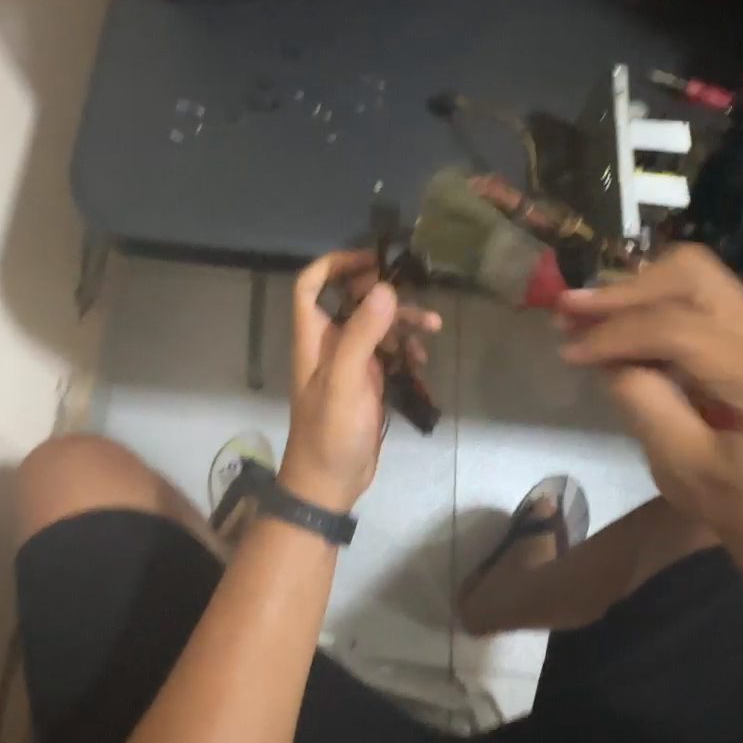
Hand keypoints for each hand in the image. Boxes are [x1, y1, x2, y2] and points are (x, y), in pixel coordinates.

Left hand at [282, 251, 441, 512]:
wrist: (330, 483)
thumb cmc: (330, 432)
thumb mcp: (345, 381)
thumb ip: (361, 334)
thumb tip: (384, 288)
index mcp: (312, 338)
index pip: (310, 286)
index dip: (334, 265)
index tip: (371, 260)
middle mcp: (329, 344)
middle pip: (352, 301)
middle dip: (383, 294)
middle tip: (412, 293)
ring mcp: (349, 363)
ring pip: (376, 326)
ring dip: (403, 323)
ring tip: (432, 326)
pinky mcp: (368, 382)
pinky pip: (389, 353)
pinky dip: (406, 350)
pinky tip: (422, 360)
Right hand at [556, 245, 742, 541]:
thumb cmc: (727, 492)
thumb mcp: (678, 463)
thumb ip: (645, 404)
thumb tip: (607, 359)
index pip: (677, 328)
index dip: (615, 334)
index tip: (568, 353)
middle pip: (688, 276)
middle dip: (622, 292)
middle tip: (568, 313)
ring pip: (685, 270)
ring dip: (629, 288)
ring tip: (579, 312)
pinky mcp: (735, 324)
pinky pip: (686, 287)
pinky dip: (641, 296)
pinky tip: (606, 320)